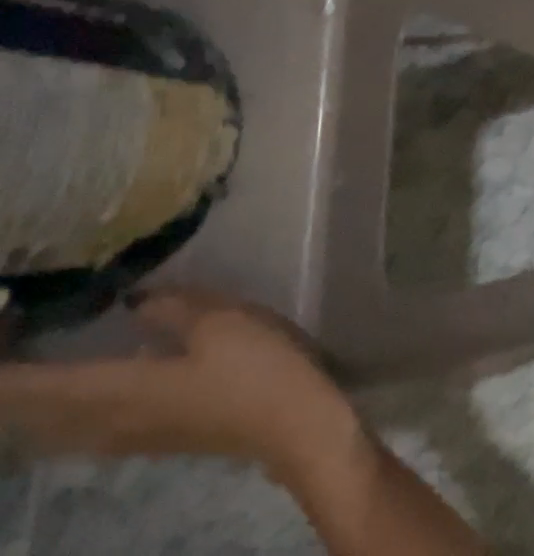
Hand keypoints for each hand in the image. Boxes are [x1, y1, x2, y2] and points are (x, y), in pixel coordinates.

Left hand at [0, 288, 365, 483]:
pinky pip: (78, 427)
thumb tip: (136, 301)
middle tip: (19, 343)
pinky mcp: (150, 439)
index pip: (18, 385)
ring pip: (48, 423)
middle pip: (23, 411)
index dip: (1, 363)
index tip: (5, 327)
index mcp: (108, 390)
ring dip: (33, 401)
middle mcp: (100, 420)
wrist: (297, 425)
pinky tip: (91, 388)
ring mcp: (124, 435)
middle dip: (10, 384)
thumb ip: (175, 308)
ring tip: (42, 369)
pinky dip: (65, 407)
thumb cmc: (259, 371)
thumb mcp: (226, 324)